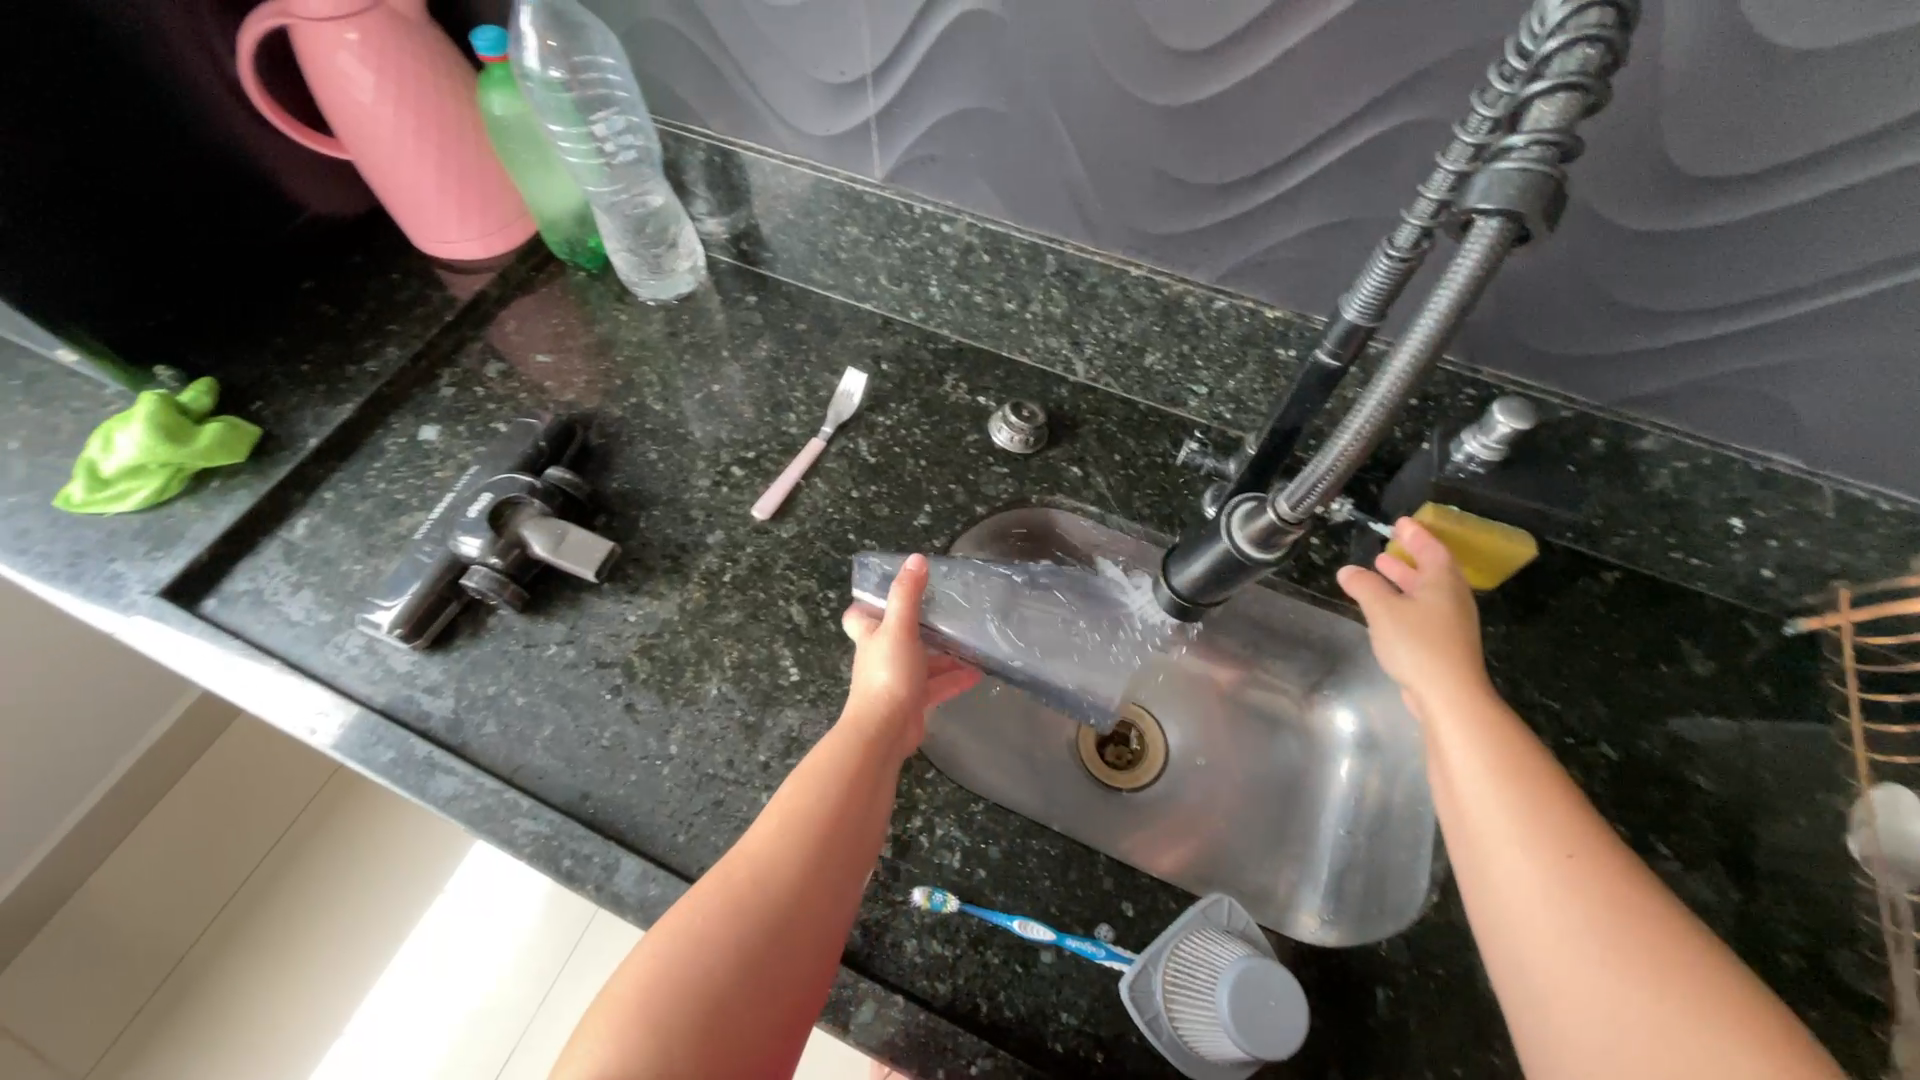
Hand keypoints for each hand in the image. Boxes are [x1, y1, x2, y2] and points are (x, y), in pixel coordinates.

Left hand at [840, 554, 980, 757]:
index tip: (890, 593)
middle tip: (946, 612)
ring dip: (944, 654)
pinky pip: (936, 685)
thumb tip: (916, 559)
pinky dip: (955, 679)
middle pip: (898, 637)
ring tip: (971, 643)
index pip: (858, 616)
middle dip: (920, 627)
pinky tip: (977, 673)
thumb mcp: (899, 628)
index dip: (869, 604)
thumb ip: (907, 595)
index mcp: (871, 635)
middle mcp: (881, 656)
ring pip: (922, 661)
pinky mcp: (913, 702)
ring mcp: (897, 680)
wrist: (884, 731)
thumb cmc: (887, 674)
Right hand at [1336, 519, 1494, 720]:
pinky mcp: (1445, 642)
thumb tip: (1348, 571)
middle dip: (1410, 556)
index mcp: (1442, 582)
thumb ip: (1364, 587)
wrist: (1449, 694)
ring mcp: (1451, 621)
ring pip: (1427, 591)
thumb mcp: (1383, 610)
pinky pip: (1425, 609)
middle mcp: (1451, 597)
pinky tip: (1389, 609)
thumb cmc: (1417, 644)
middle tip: (1390, 545)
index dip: (1415, 534)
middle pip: (1432, 569)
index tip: (1401, 522)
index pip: (1431, 548)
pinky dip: (1407, 600)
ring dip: (1406, 579)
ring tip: (1382, 571)